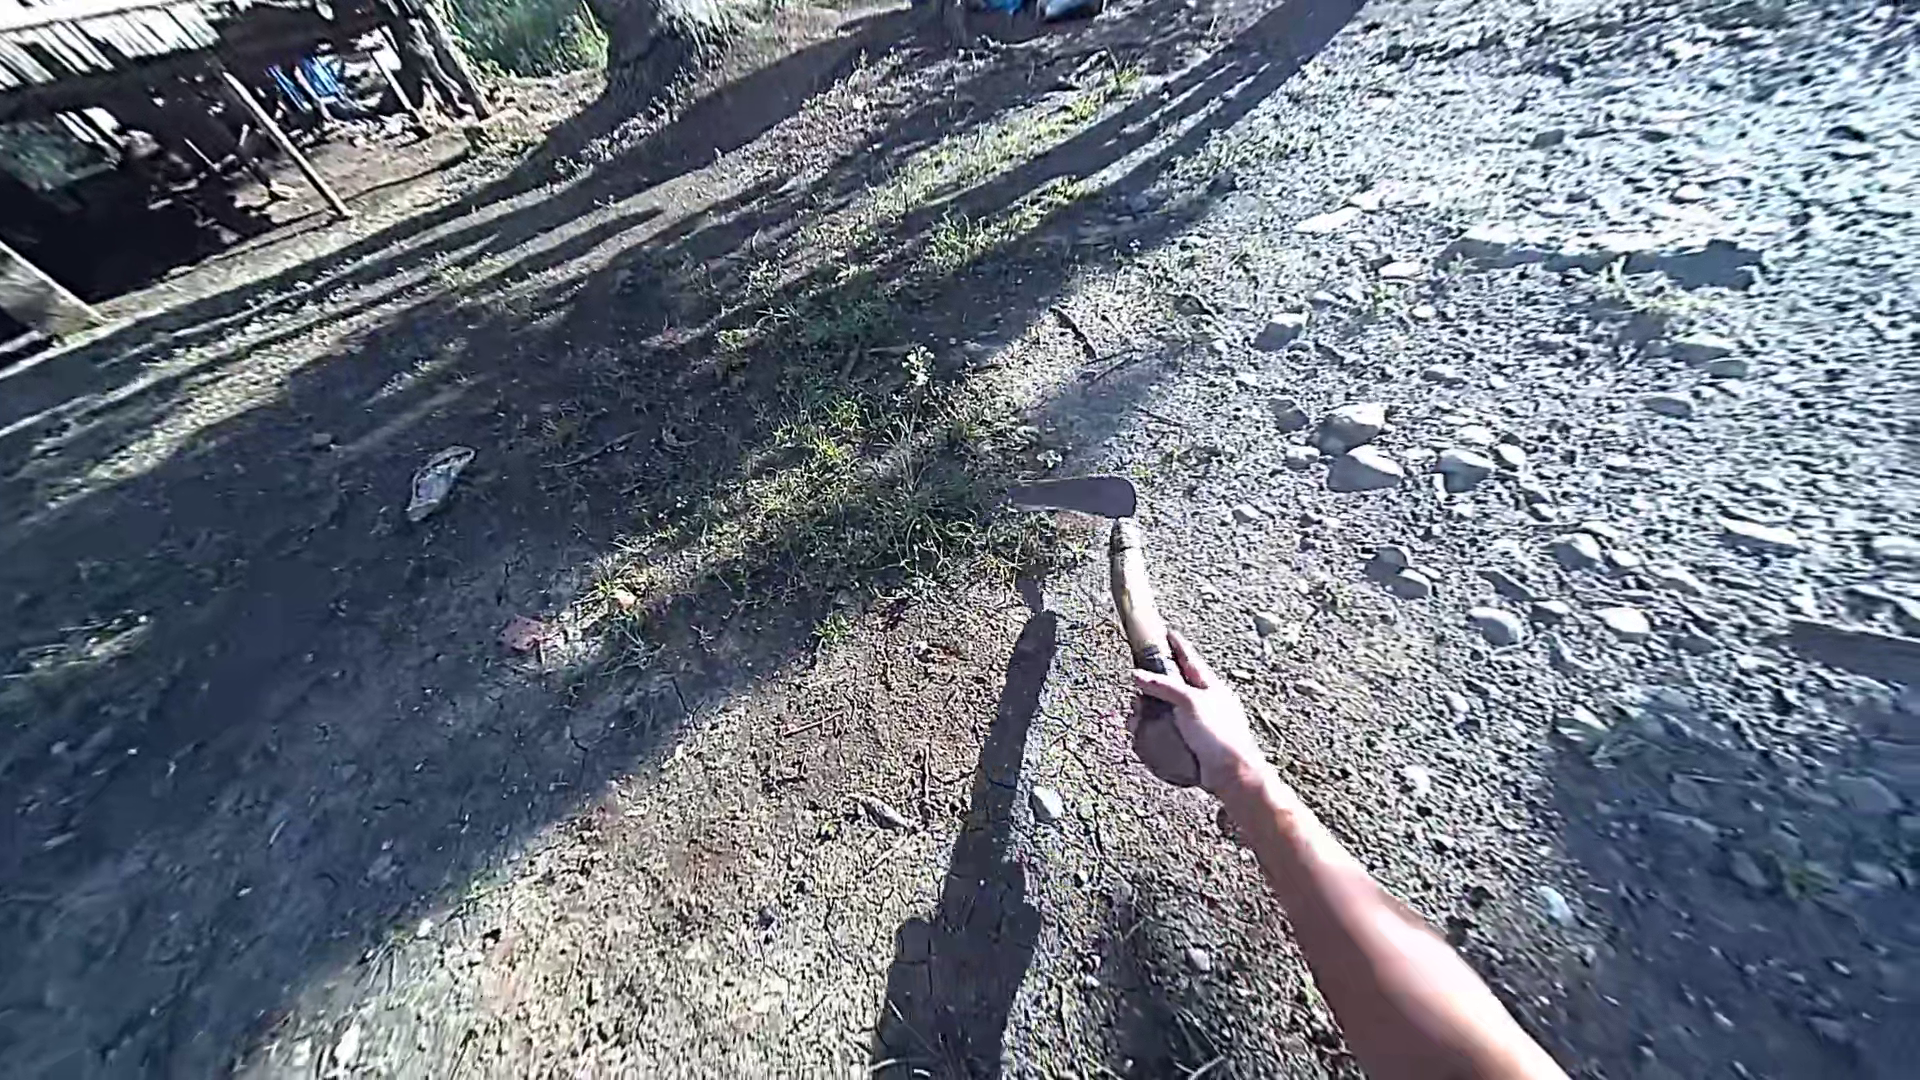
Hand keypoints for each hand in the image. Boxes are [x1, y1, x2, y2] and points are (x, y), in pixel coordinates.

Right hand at [1132, 630, 1271, 795]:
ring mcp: (1194, 722)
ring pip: (1163, 707)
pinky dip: (1148, 727)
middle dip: (1152, 682)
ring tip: (1135, 712)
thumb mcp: (1190, 701)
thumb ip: (1163, 686)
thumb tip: (1136, 675)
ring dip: (1147, 709)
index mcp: (1209, 686)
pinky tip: (1138, 729)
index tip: (1166, 632)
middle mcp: (1201, 701)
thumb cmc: (1219, 734)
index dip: (1177, 645)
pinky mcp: (1187, 741)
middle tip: (1136, 682)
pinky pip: (1162, 728)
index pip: (1189, 659)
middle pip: (1171, 684)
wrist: (1232, 775)